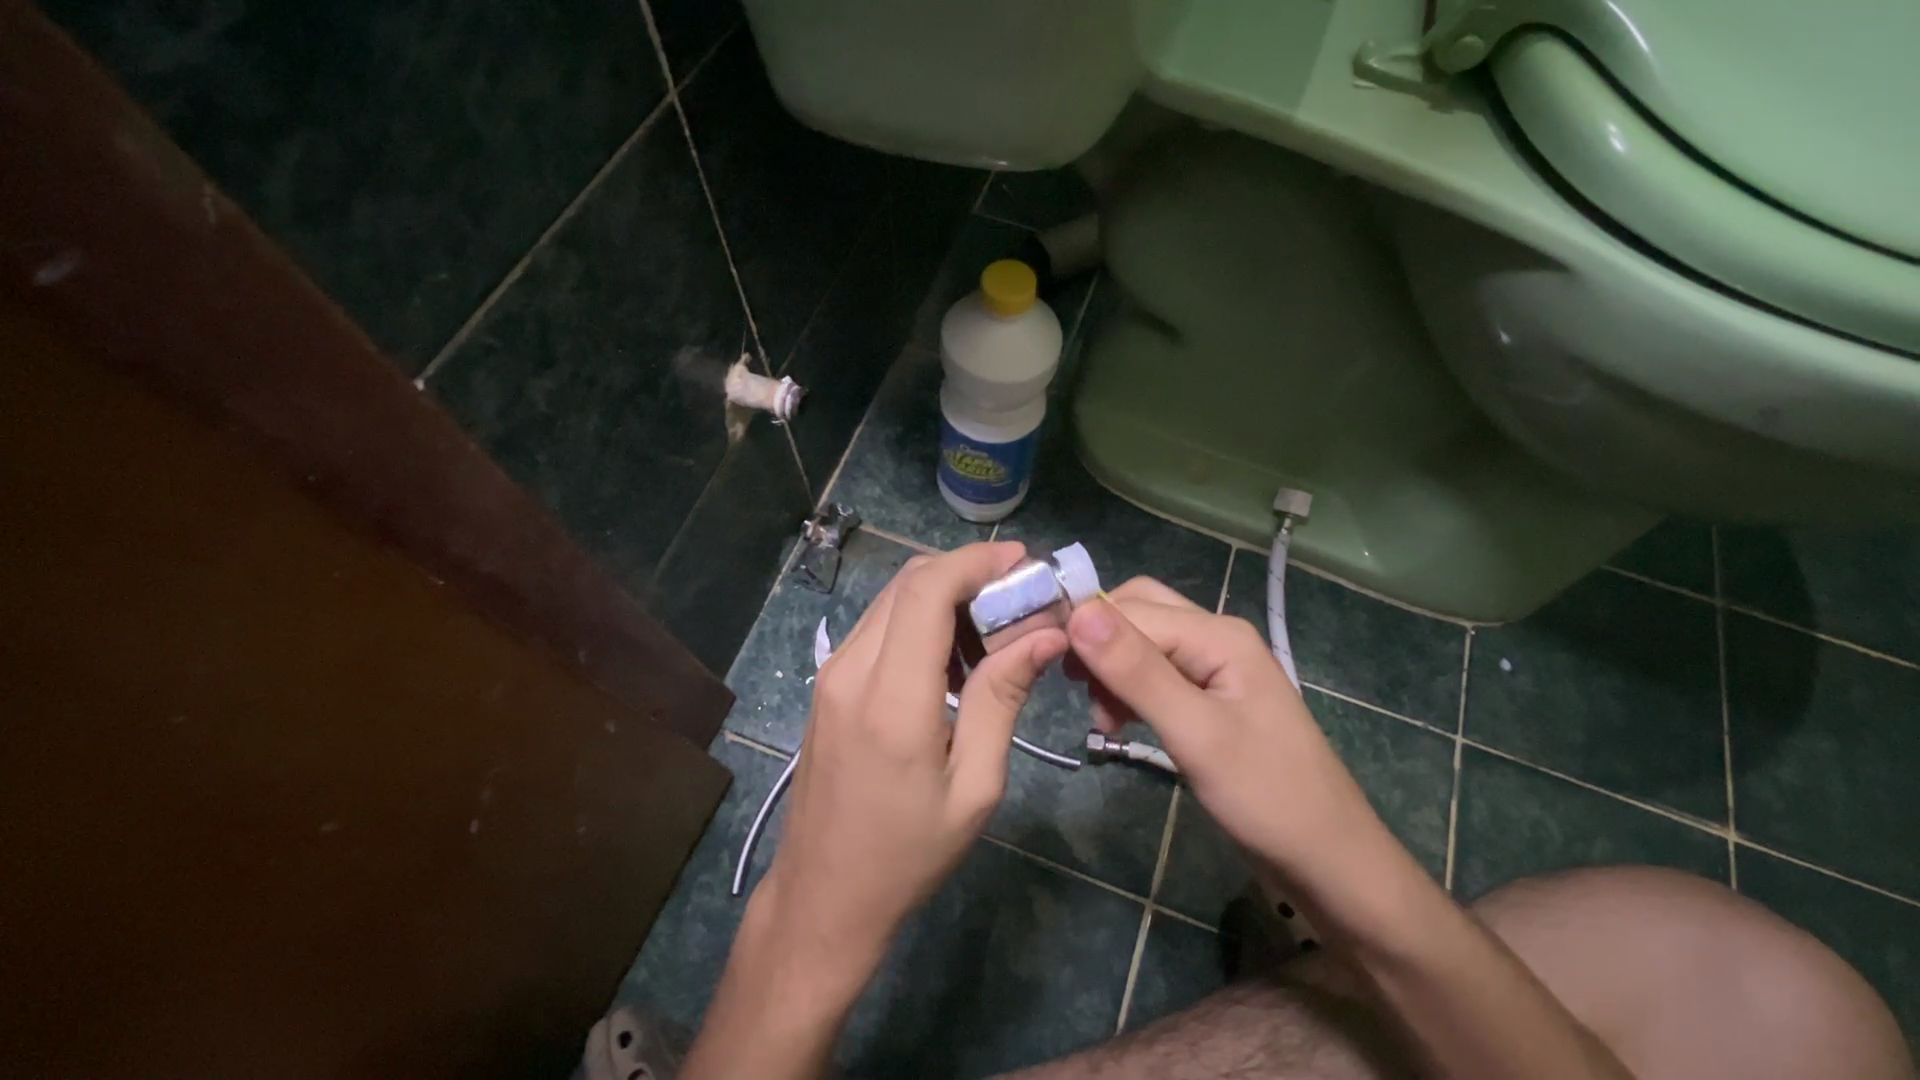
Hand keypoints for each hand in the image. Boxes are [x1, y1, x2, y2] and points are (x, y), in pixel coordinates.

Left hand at [754, 542, 1067, 991]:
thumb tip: (1046, 634)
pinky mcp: (827, 686)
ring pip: (892, 601)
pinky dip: (920, 622)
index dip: (976, 562)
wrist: (825, 895)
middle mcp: (851, 670)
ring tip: (997, 630)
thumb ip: (1003, 698)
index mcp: (891, 698)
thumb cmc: (909, 854)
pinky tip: (955, 658)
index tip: (1024, 561)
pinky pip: (878, 629)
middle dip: (968, 574)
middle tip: (1022, 597)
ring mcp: (830, 675)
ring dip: (945, 597)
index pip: (927, 591)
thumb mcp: (974, 786)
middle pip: (908, 583)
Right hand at [1065, 578, 1383, 886]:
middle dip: (1099, 644)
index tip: (1048, 672)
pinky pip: (1159, 674)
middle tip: (1075, 691)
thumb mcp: (1195, 734)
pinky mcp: (1213, 700)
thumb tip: (1078, 614)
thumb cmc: (1266, 797)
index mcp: (1219, 635)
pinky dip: (1132, 689)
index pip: (1131, 609)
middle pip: (1139, 613)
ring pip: (1146, 643)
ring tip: (1103, 719)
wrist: (1329, 861)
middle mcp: (1218, 638)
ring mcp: (1218, 669)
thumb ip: (1137, 671)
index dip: (1085, 632)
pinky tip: (1122, 722)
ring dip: (1113, 669)